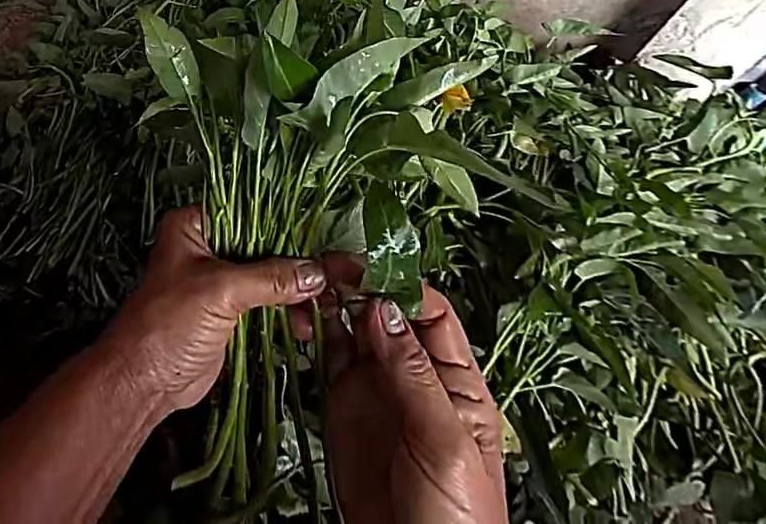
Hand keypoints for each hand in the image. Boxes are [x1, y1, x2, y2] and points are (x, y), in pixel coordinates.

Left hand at [94, 206, 326, 413]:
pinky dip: (287, 312)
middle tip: (340, 272)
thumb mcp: (220, 291)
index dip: (287, 223)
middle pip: (264, 246)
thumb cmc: (168, 322)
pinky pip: (266, 304)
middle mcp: (208, 246)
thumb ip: (269, 278)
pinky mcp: (228, 312)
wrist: (143, 382)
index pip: (250, 212)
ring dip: (298, 291)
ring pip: (268, 277)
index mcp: (196, 225)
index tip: (323, 235)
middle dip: (300, 262)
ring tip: (330, 302)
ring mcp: (219, 280)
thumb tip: (316, 273)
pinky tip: (308, 324)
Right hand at [321, 278, 508, 523]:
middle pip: (388, 310)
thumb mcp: (445, 443)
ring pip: (356, 324)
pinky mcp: (345, 398)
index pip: (430, 313)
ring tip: (314, 283)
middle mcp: (414, 372)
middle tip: (333, 267)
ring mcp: (377, 383)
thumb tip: (384, 308)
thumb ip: (414, 374)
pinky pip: (331, 351)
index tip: (371, 272)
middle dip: (363, 283)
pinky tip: (308, 312)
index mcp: (454, 379)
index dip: (401, 288)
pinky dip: (318, 327)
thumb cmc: (457, 519)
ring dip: (336, 299)